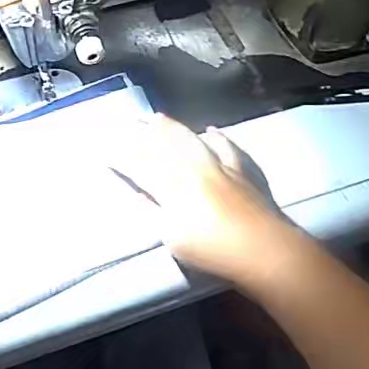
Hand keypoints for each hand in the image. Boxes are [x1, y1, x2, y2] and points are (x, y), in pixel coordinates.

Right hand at [110, 113, 319, 288]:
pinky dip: (216, 137)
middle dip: (143, 131)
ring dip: (172, 127)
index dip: (122, 155)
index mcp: (172, 188)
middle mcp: (193, 169)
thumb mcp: (173, 237)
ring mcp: (219, 165)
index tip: (106, 146)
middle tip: (128, 121)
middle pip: (164, 143)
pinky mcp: (242, 168)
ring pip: (190, 138)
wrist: (262, 247)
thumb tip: (138, 192)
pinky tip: (211, 130)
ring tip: (157, 118)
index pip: (140, 166)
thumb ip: (153, 212)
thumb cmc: (213, 250)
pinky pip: (226, 145)